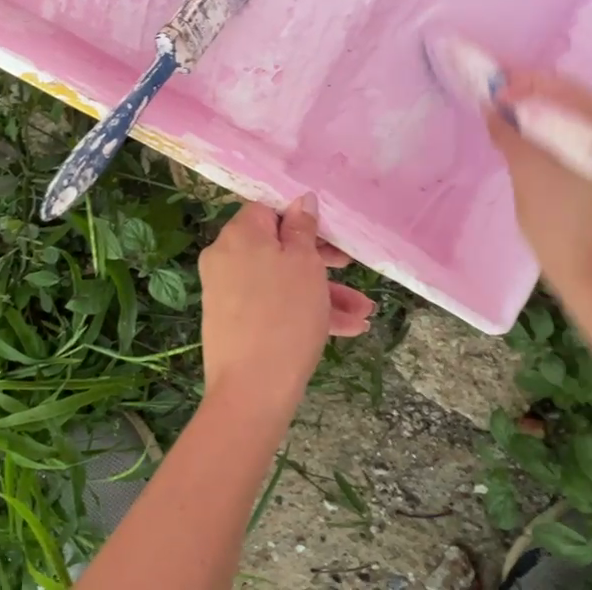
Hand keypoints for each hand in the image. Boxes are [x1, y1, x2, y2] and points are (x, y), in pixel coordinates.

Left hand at [197, 195, 374, 418]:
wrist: (252, 390)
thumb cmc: (284, 315)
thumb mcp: (305, 264)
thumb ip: (303, 229)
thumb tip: (301, 200)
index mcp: (239, 234)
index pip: (267, 209)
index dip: (298, 218)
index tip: (327, 233)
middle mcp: (226, 257)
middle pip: (277, 247)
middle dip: (319, 260)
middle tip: (349, 266)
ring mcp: (228, 291)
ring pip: (281, 281)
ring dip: (323, 292)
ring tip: (365, 312)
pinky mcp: (234, 322)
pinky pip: (273, 305)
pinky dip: (305, 312)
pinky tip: (348, 329)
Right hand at [486, 72, 591, 302]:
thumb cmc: (563, 228)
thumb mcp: (530, 175)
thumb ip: (511, 134)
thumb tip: (492, 107)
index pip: (573, 93)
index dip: (530, 86)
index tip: (496, 88)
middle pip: (581, 106)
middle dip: (538, 101)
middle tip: (501, 100)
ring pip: (584, 126)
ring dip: (548, 119)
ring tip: (513, 118)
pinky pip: (591, 145)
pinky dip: (563, 140)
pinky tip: (537, 141)